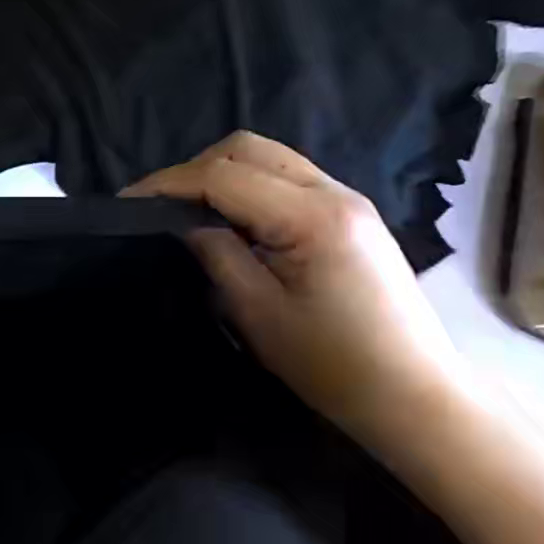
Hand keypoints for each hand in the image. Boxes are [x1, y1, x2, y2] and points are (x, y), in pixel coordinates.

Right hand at [124, 132, 466, 443]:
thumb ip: (217, 254)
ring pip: (272, 159)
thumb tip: (184, 222)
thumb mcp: (260, 315)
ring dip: (226, 174)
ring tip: (192, 211)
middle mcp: (334, 190)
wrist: (415, 394)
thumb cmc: (335, 367)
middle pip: (250, 149)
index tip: (128, 201)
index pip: (225, 175)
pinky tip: (237, 220)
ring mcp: (349, 198)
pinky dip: (255, 187)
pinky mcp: (353, 214)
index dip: (170, 183)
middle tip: (161, 206)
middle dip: (197, 169)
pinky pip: (292, 180)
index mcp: (312, 216)